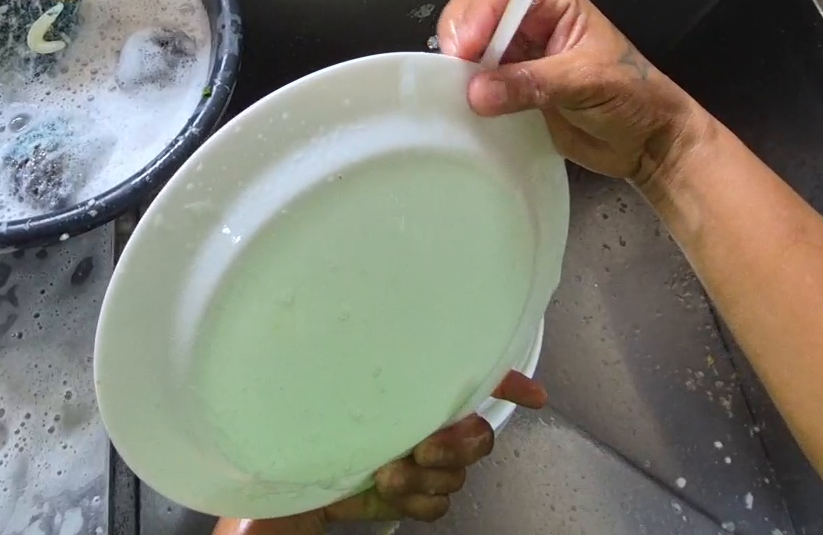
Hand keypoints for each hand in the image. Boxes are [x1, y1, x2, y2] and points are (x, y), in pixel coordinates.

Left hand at [212, 371, 546, 533]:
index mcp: (413, 385)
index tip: (532, 393)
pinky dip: (413, 499)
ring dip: (422, 476)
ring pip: (456, 472)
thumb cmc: (313, 416)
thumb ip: (393, 364)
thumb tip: (402, 321)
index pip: (472, 376)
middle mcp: (423, 416)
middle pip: (477, 433)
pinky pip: (438, 502)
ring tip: (386, 471)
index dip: (508, 380)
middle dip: (456, 444)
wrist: (290, 476)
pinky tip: (387, 489)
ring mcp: (419, 456)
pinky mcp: (410, 491)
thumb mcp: (348, 382)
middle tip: (424, 446)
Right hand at [437, 0, 710, 196]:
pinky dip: (462, 89)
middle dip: (460, 34)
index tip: (465, 48)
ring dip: (457, 64)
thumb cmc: (634, 99)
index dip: (479, 14)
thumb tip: (476, 92)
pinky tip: (459, 102)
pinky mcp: (508, 90)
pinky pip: (474, 82)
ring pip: (470, 46)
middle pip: (477, 12)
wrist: (648, 144)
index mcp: (554, 6)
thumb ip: (533, 83)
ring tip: (453, 88)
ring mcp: (516, 58)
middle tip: (452, 68)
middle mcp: (529, 25)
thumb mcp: (588, 82)